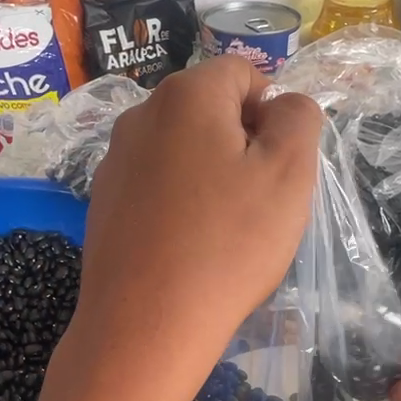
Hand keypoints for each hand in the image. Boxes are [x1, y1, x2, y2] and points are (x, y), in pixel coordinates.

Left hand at [73, 56, 324, 380]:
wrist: (145, 326)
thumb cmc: (227, 244)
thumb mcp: (289, 172)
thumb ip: (298, 118)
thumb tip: (283, 103)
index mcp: (185, 95)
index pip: (244, 73)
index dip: (273, 112)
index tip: (279, 166)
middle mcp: (140, 116)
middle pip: (208, 111)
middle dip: (241, 144)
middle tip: (257, 202)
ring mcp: (113, 162)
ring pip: (181, 152)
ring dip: (209, 177)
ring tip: (222, 232)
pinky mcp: (102, 206)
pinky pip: (155, 189)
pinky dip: (178, 206)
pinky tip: (186, 249)